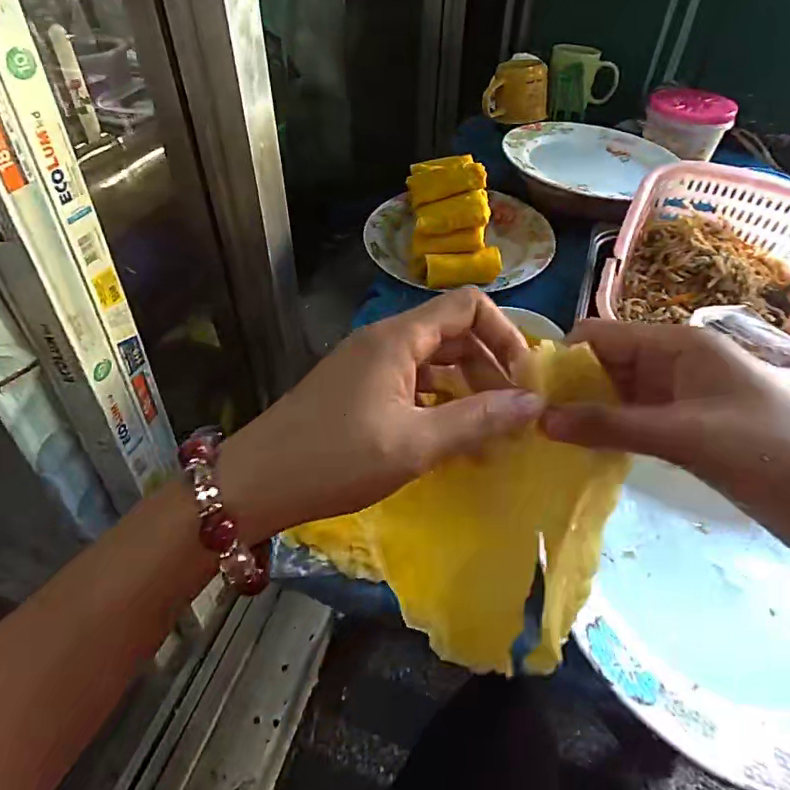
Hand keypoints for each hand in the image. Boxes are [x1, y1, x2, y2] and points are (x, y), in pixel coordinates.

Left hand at [218, 289, 546, 540]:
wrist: (256, 482)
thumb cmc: (336, 459)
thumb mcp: (414, 444)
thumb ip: (477, 420)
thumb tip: (533, 403)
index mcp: (398, 338)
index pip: (468, 306)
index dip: (505, 335)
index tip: (524, 381)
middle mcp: (384, 340)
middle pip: (453, 334)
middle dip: (490, 369)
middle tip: (513, 416)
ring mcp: (368, 364)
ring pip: (433, 361)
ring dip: (466, 390)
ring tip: (490, 434)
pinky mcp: (358, 389)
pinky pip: (411, 383)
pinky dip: (438, 404)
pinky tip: (451, 439)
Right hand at [540, 319, 789, 563]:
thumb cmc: (771, 454)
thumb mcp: (685, 436)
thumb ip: (610, 425)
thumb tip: (540, 419)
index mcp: (677, 344)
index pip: (599, 336)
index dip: (561, 360)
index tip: (525, 397)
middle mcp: (676, 363)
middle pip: (605, 364)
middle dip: (569, 391)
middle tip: (531, 428)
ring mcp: (684, 399)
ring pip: (619, 397)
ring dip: (588, 415)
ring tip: (548, 444)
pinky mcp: (692, 431)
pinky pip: (637, 423)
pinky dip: (612, 435)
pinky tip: (587, 456)